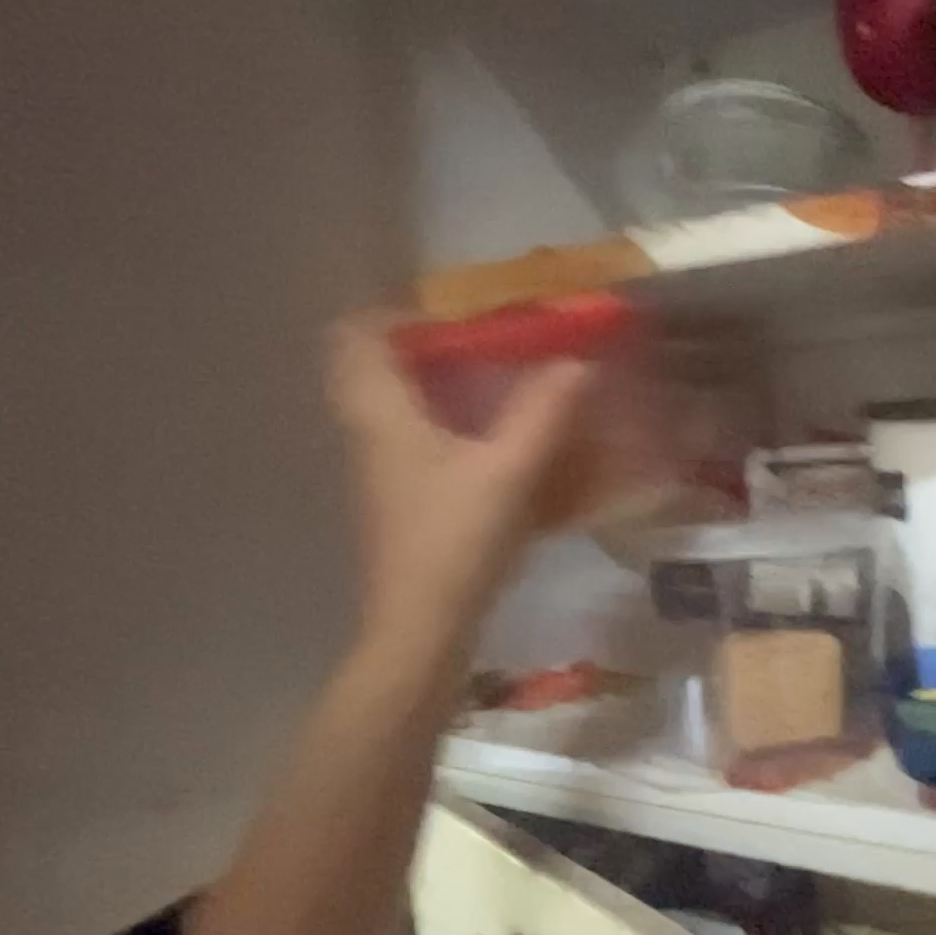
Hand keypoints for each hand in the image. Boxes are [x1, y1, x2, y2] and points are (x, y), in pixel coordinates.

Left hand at [327, 309, 589, 653]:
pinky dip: (448, 428)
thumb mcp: (509, 470)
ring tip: (497, 384)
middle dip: (422, 348)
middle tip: (481, 345)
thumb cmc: (456, 538)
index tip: (450, 312)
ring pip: (397, 408)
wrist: (424, 622)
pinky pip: (417, 443)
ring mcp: (386, 472)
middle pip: (374, 370)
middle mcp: (372, 435)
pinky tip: (498, 443)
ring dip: (437, 388)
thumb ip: (544, 413)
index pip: (356, 337)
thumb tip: (579, 362)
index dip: (393, 312)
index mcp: (383, 415)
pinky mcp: (406, 502)